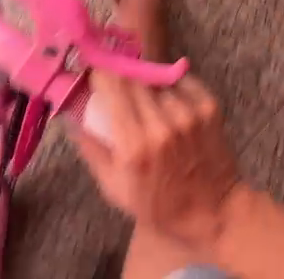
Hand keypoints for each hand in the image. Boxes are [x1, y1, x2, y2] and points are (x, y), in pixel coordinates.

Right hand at [69, 72, 244, 250]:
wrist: (212, 211)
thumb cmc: (158, 206)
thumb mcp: (115, 189)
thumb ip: (92, 150)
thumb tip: (71, 119)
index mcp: (134, 146)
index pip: (113, 88)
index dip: (102, 74)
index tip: (96, 73)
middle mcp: (162, 125)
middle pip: (135, 79)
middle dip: (123, 78)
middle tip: (119, 84)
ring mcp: (189, 113)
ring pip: (158, 81)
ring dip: (149, 86)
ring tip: (148, 102)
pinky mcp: (209, 106)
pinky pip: (183, 82)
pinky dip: (173, 87)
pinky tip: (170, 103)